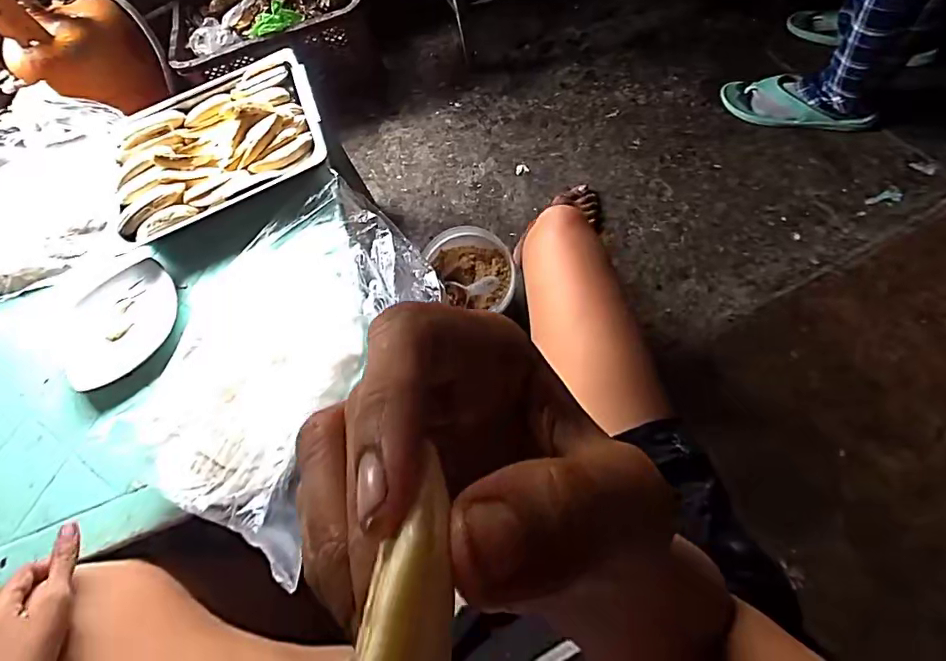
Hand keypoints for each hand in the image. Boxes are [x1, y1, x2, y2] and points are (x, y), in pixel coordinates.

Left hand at [0, 522, 80, 660]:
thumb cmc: (28, 658)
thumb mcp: (55, 604)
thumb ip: (62, 564)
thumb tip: (69, 528)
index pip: (27, 569)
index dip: (52, 564)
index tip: (70, 569)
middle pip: (7, 593)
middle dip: (32, 587)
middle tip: (57, 592)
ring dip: (20, 613)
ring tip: (41, 618)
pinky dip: (11, 636)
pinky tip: (25, 645)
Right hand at [295, 305, 726, 654]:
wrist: (592, 558)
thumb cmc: (609, 506)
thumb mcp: (624, 502)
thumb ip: (566, 509)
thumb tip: (462, 542)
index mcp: (485, 353)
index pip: (410, 336)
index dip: (387, 404)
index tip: (390, 508)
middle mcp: (426, 381)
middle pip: (356, 404)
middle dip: (360, 500)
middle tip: (390, 591)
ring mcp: (391, 432)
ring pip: (322, 457)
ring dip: (337, 538)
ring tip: (385, 608)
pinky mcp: (367, 485)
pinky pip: (321, 509)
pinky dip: (335, 566)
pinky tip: (377, 606)